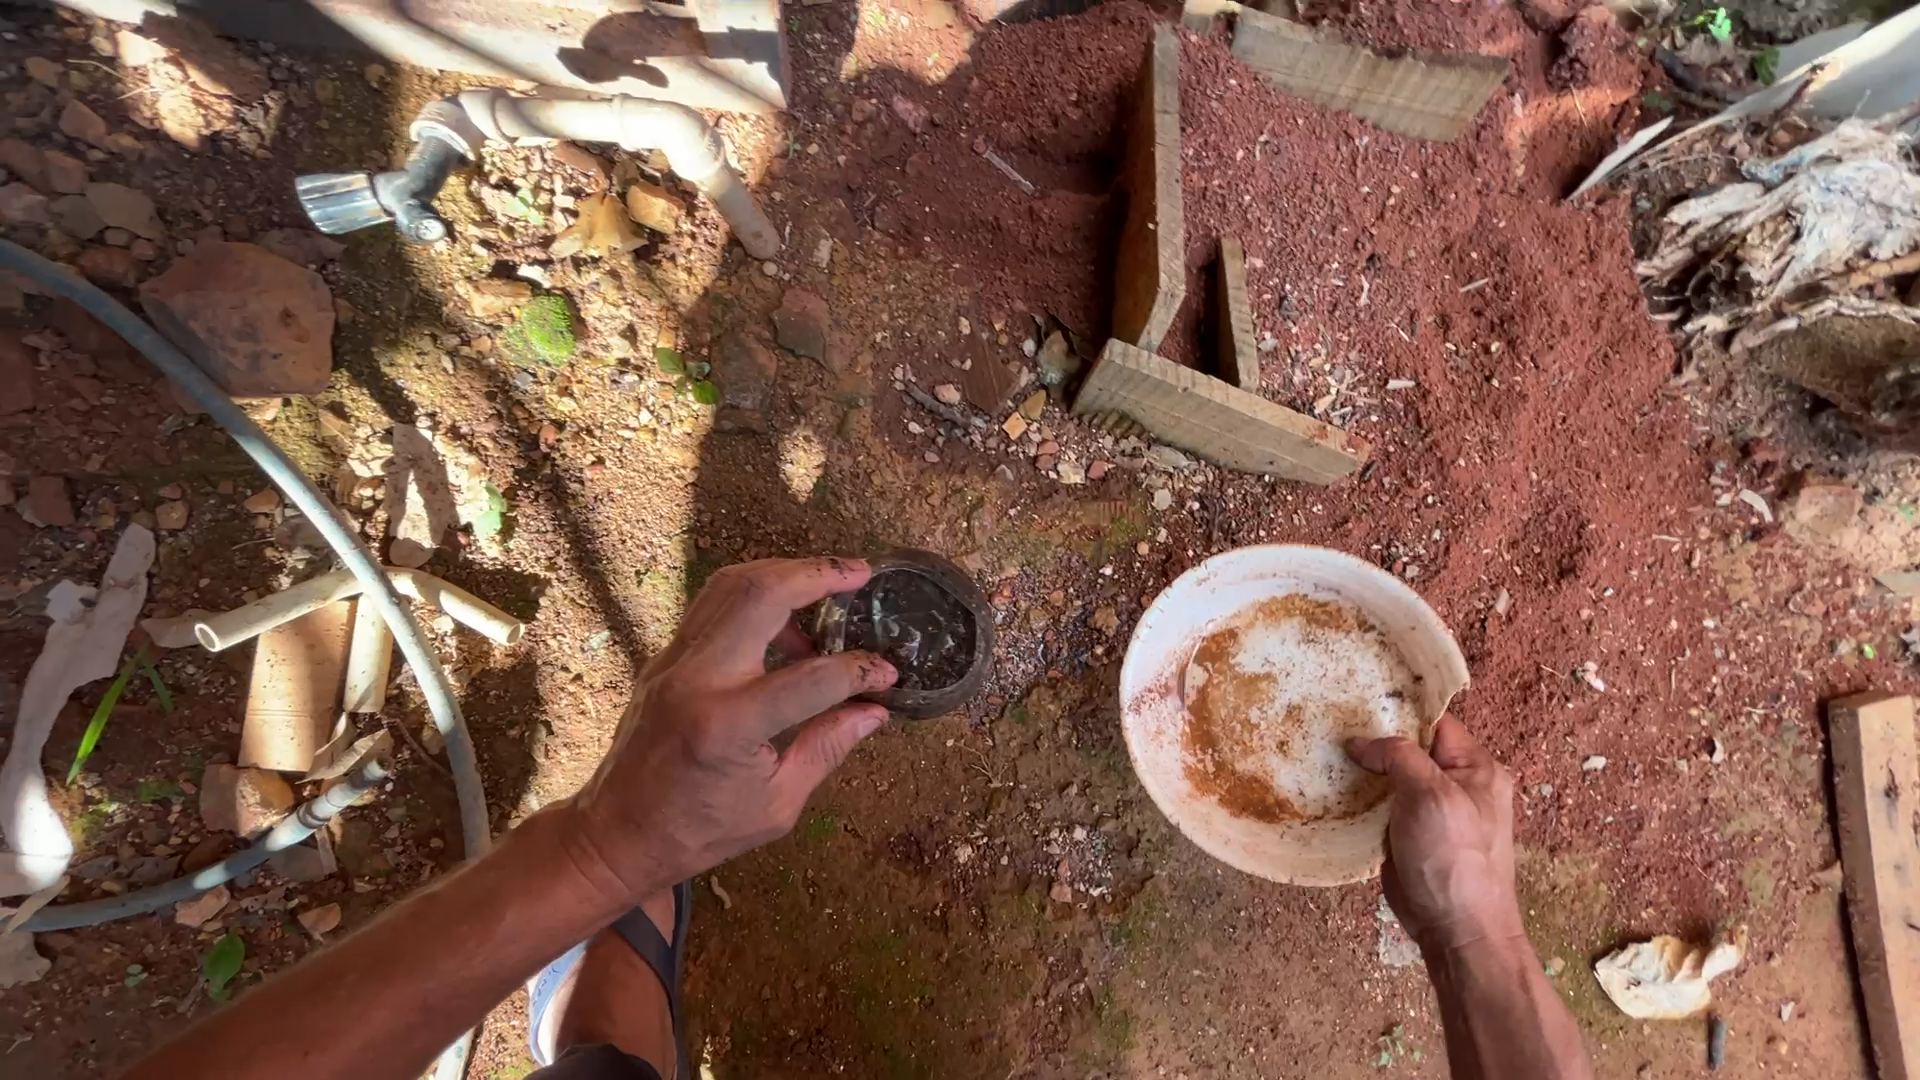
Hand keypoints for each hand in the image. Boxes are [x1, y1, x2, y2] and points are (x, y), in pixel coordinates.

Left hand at [561, 557, 897, 904]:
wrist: (614, 836)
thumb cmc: (699, 831)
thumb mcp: (778, 805)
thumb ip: (828, 747)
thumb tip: (875, 710)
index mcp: (728, 726)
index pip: (811, 679)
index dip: (858, 671)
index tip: (886, 672)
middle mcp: (698, 678)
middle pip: (761, 594)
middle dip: (818, 574)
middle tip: (860, 573)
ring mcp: (674, 660)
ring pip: (732, 584)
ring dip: (787, 573)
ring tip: (828, 583)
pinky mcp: (666, 655)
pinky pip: (716, 603)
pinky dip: (758, 594)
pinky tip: (787, 618)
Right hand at [1346, 715, 1521, 953]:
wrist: (1456, 930)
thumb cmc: (1453, 859)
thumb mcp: (1431, 794)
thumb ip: (1399, 755)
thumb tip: (1360, 743)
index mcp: (1475, 769)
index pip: (1434, 722)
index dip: (1398, 710)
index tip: (1355, 697)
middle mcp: (1454, 784)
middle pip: (1407, 746)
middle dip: (1372, 736)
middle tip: (1331, 722)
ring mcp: (1429, 808)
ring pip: (1389, 773)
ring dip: (1360, 766)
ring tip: (1323, 748)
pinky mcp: (1406, 830)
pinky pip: (1378, 799)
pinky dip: (1356, 792)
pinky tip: (1330, 783)